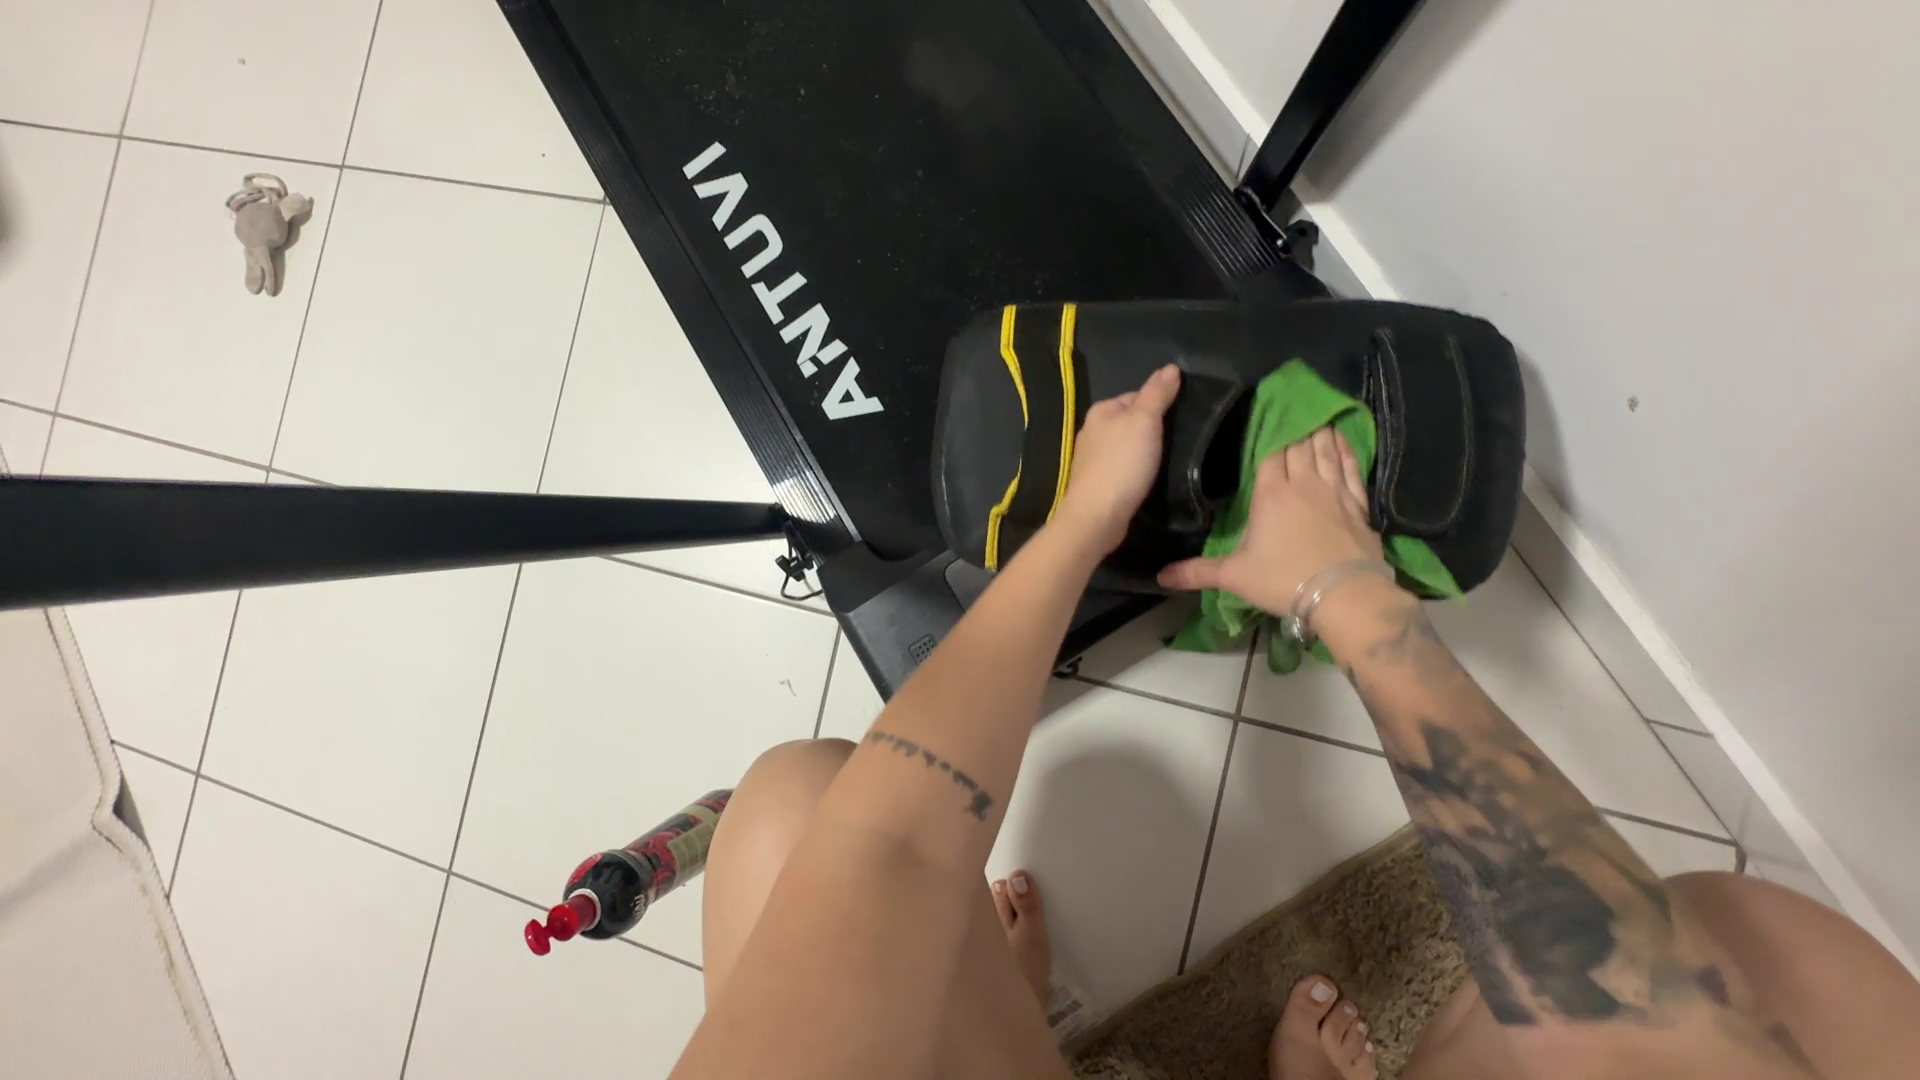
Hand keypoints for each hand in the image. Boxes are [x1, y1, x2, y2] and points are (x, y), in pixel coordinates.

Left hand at [1050, 364, 1180, 554]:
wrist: (1097, 515)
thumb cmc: (1122, 464)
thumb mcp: (1144, 421)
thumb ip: (1157, 394)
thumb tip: (1170, 368)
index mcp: (1101, 411)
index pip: (1135, 396)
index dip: (1158, 403)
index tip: (1179, 418)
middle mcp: (1091, 431)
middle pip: (1129, 421)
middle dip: (1151, 428)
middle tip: (1176, 441)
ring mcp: (1091, 459)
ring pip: (1125, 446)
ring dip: (1143, 451)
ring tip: (1165, 461)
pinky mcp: (1096, 483)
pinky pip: (1120, 468)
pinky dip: (1134, 470)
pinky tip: (1145, 479)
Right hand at [1157, 427, 1387, 612]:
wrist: (1345, 595)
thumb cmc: (1283, 580)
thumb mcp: (1234, 576)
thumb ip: (1197, 572)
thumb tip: (1160, 576)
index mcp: (1271, 494)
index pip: (1270, 452)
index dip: (1268, 433)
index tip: (1265, 417)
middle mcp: (1303, 484)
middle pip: (1298, 445)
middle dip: (1294, 428)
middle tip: (1292, 411)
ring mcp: (1333, 491)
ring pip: (1325, 451)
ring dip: (1319, 433)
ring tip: (1316, 416)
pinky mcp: (1357, 504)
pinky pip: (1351, 468)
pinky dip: (1346, 451)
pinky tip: (1342, 439)